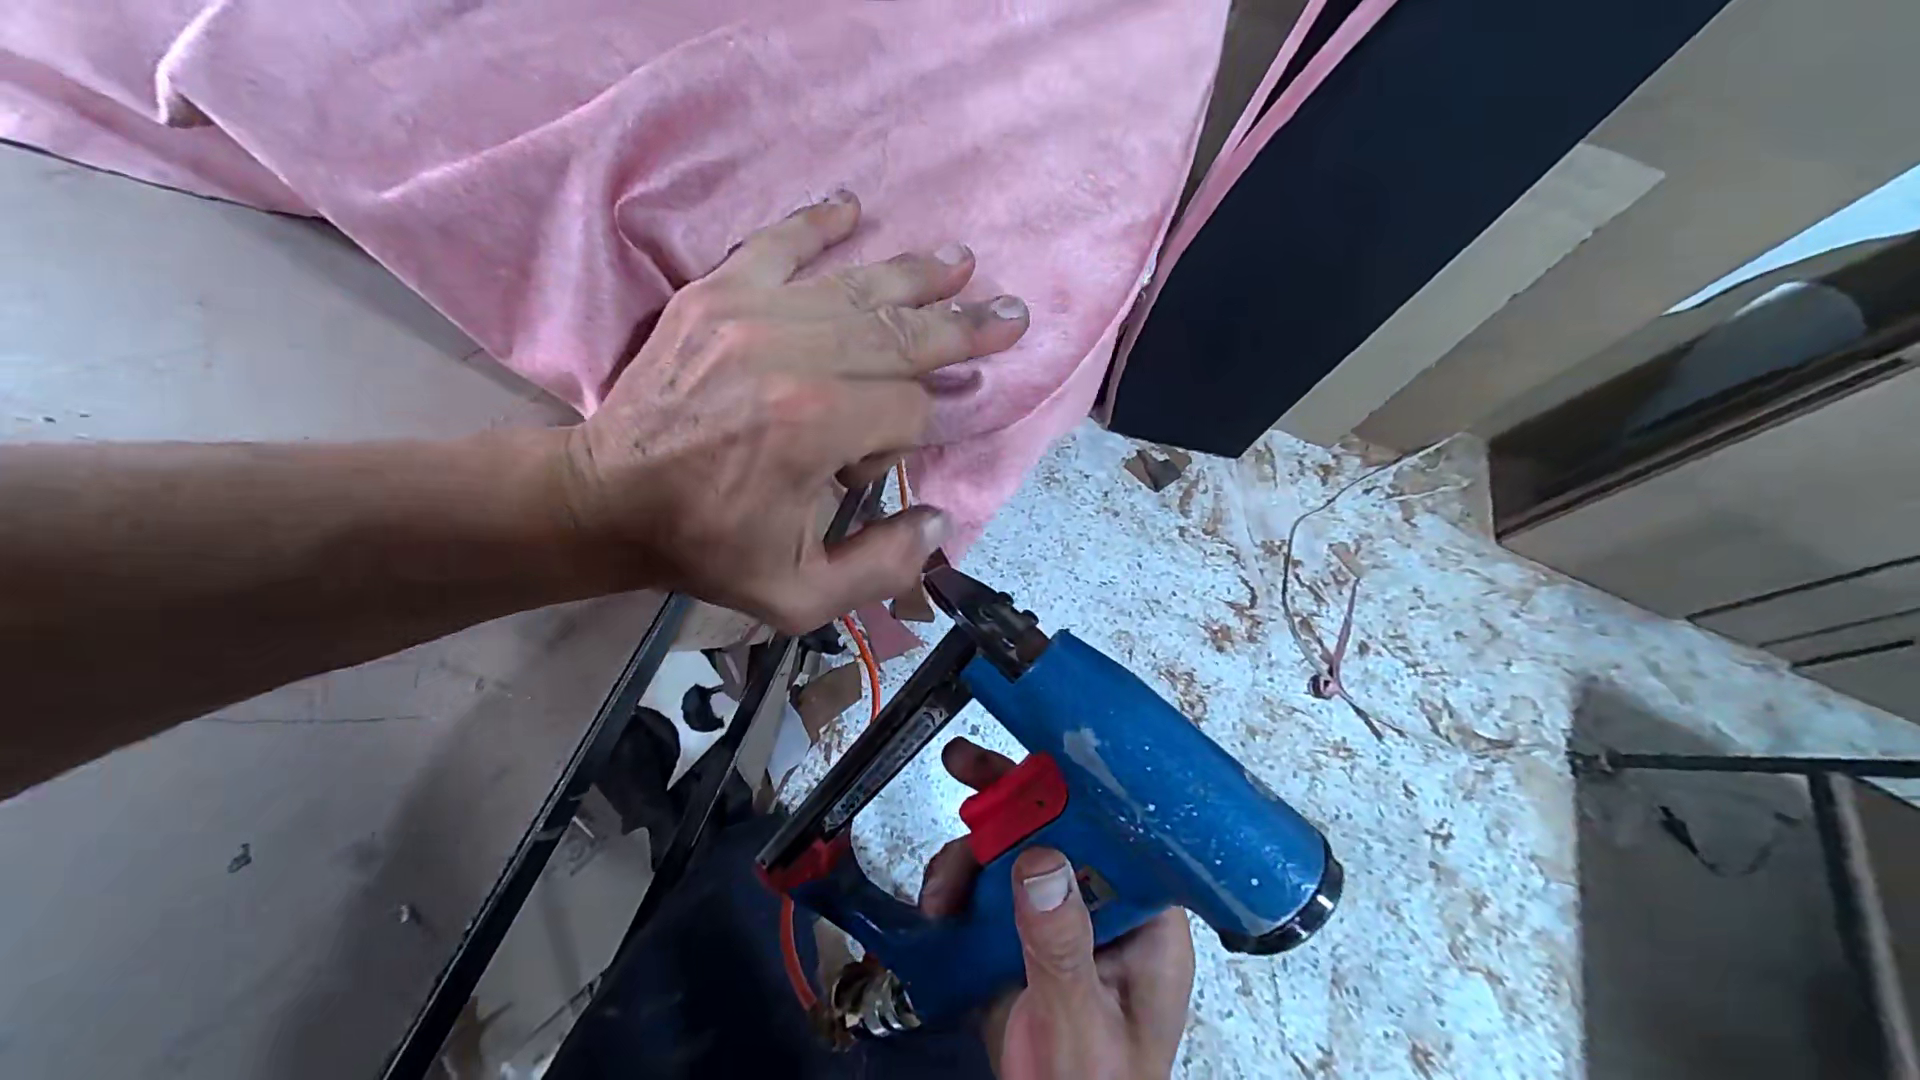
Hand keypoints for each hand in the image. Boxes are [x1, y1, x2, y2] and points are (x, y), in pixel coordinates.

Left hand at [555, 191, 1028, 631]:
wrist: (607, 500)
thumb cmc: (707, 548)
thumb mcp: (799, 596)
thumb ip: (882, 566)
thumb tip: (939, 520)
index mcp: (819, 428)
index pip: (909, 411)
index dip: (915, 434)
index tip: (888, 456)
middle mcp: (797, 356)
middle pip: (904, 335)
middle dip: (963, 330)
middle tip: (1011, 315)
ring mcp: (754, 314)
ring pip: (859, 287)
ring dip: (918, 277)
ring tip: (961, 263)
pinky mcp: (717, 294)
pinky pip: (778, 243)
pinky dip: (818, 224)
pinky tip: (853, 205)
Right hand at [919, 738, 1196, 1079]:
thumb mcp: (1080, 1023)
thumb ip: (1061, 948)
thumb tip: (1039, 859)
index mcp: (1143, 917)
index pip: (1117, 832)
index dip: (1074, 791)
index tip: (1030, 766)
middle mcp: (1102, 901)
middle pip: (1058, 827)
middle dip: (1007, 796)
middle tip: (961, 763)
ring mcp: (1057, 913)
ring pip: (1013, 850)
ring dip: (969, 856)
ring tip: (940, 893)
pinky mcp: (1019, 929)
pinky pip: (987, 884)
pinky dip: (957, 884)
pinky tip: (937, 905)